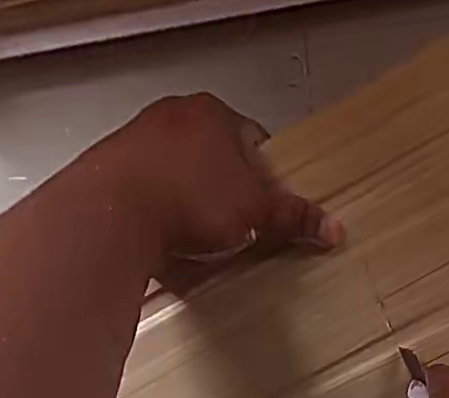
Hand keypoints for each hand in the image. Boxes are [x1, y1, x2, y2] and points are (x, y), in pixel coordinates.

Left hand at [94, 93, 342, 265]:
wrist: (117, 213)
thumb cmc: (192, 200)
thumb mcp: (258, 212)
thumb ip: (295, 218)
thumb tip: (333, 228)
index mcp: (214, 114)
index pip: (256, 141)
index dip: (269, 175)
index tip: (272, 204)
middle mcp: (174, 115)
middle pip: (220, 154)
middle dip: (233, 187)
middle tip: (246, 222)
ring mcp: (140, 137)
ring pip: (186, 169)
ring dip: (200, 197)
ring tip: (210, 233)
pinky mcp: (116, 165)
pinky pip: (156, 186)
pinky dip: (169, 206)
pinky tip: (177, 232)